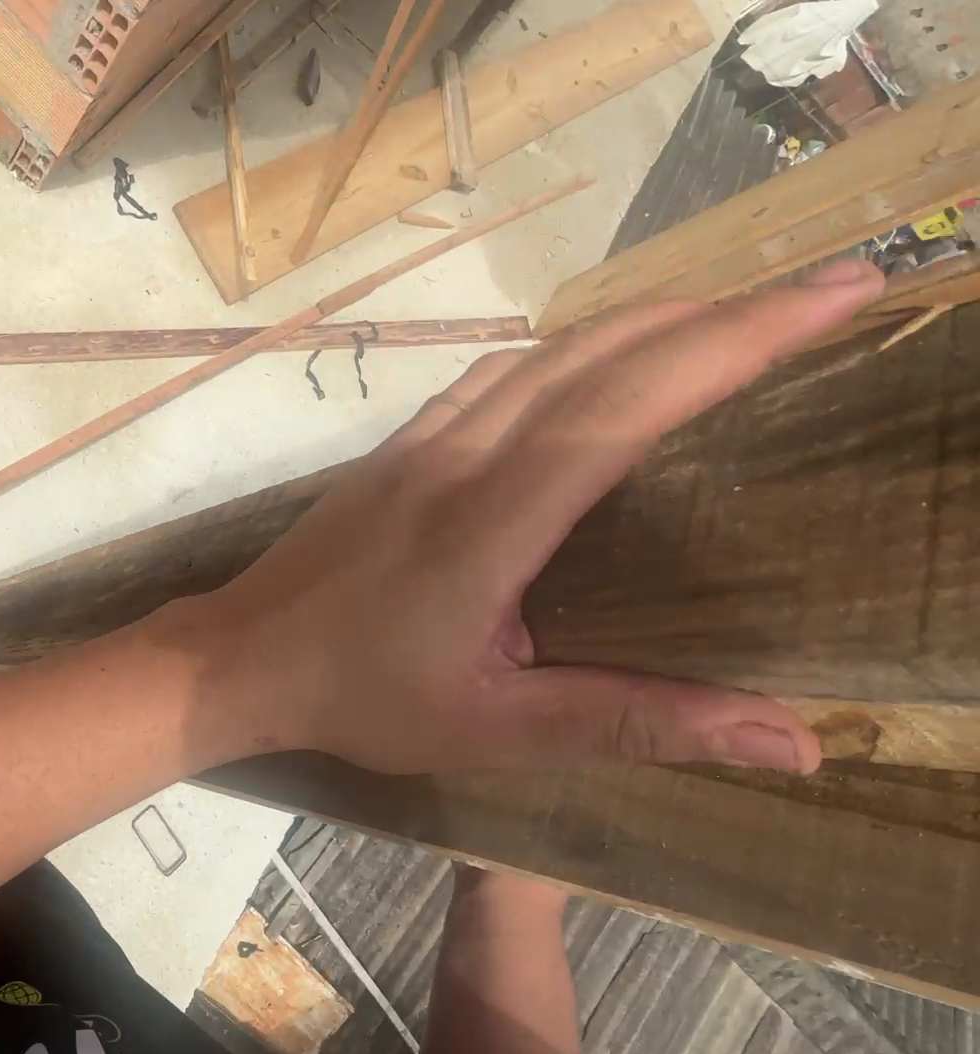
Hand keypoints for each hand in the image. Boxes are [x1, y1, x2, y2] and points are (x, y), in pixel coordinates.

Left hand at [187, 260, 885, 773]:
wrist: (236, 658)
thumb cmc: (352, 697)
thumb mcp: (490, 728)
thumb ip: (628, 722)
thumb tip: (791, 741)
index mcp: (485, 524)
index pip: (621, 409)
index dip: (731, 343)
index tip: (835, 295)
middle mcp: (447, 464)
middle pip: (581, 360)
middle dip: (703, 316)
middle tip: (809, 296)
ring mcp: (406, 453)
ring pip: (526, 362)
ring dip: (622, 330)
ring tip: (710, 324)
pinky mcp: (382, 460)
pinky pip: (478, 387)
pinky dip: (549, 361)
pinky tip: (574, 378)